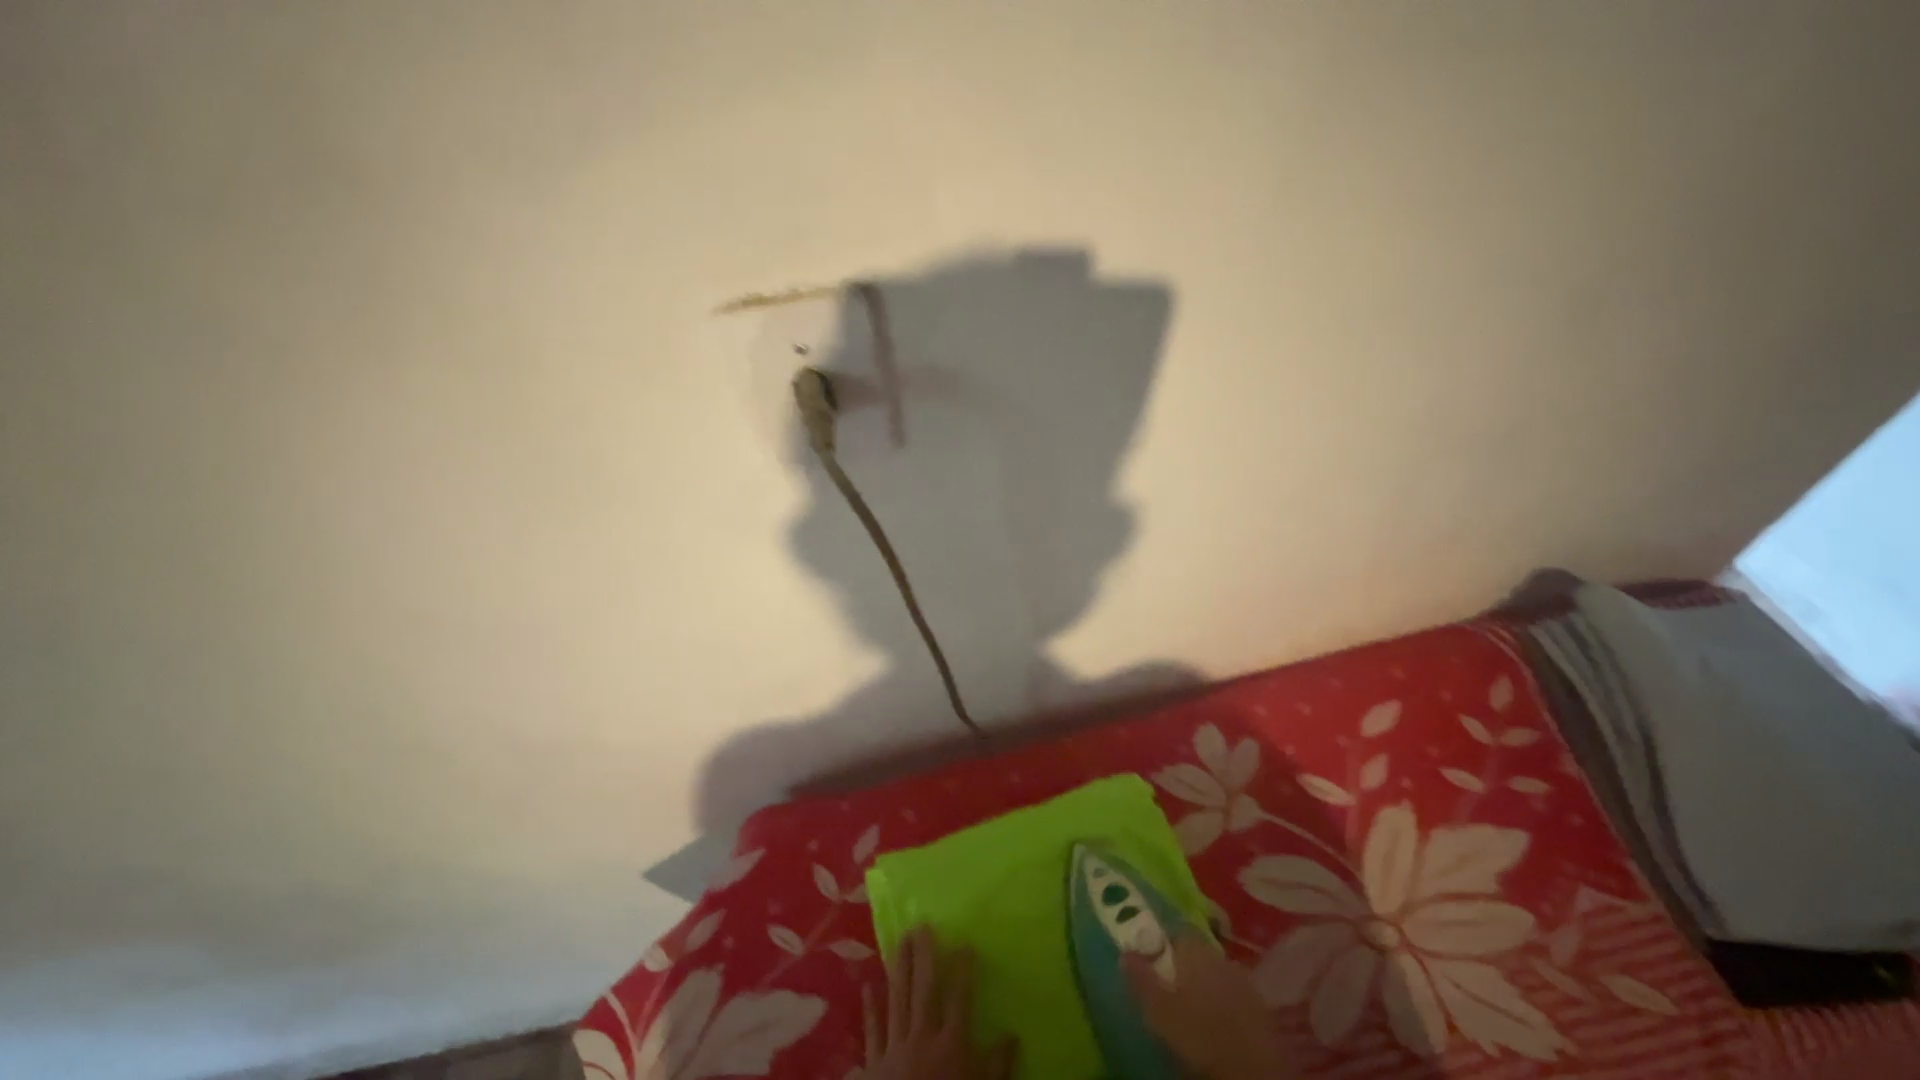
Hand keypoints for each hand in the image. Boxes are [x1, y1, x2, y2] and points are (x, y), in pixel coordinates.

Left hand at [864, 926, 1016, 1079]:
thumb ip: (998, 1065)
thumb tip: (1013, 1034)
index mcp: (952, 1045)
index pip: (959, 999)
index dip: (964, 970)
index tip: (966, 942)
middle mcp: (922, 1038)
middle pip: (923, 990)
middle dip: (924, 956)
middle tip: (922, 924)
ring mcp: (895, 1047)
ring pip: (897, 1000)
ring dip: (898, 968)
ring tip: (899, 940)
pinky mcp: (874, 1062)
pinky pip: (872, 1030)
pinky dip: (870, 1008)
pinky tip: (867, 985)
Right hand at [1124, 934, 1294, 1079]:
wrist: (1250, 1067)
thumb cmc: (1197, 1032)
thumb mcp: (1158, 1009)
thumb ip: (1141, 978)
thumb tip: (1125, 952)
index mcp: (1196, 951)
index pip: (1177, 931)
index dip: (1162, 942)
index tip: (1151, 957)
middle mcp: (1221, 957)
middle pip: (1198, 951)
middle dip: (1184, 963)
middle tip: (1168, 983)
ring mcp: (1244, 979)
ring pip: (1217, 971)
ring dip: (1205, 982)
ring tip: (1191, 1003)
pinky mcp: (1259, 1004)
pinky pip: (1234, 992)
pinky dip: (1223, 999)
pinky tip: (1215, 1017)